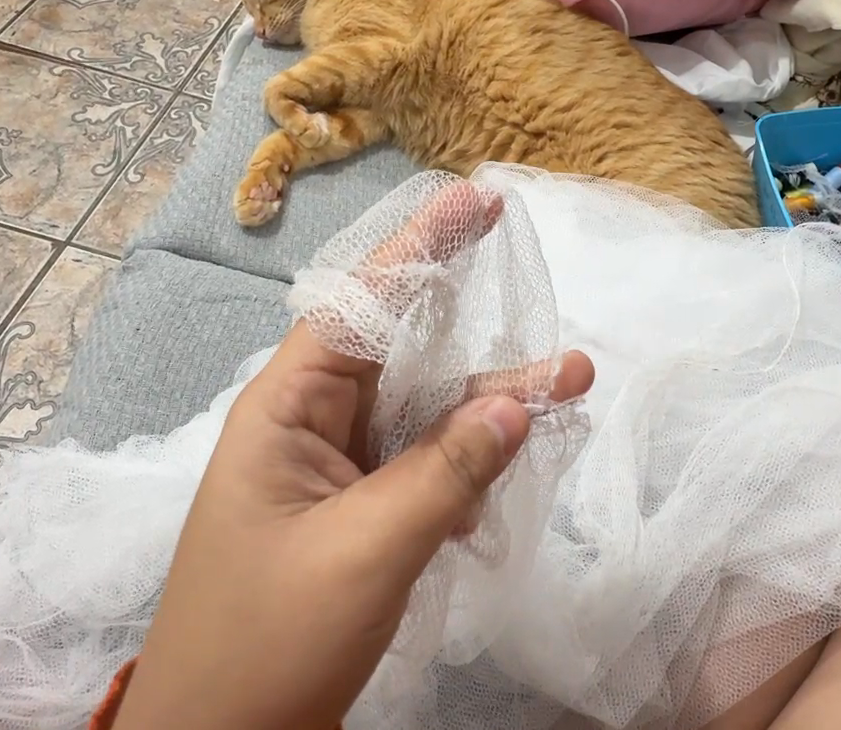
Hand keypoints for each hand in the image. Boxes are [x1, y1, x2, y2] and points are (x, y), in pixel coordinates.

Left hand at [118, 184, 593, 729]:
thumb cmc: (269, 640)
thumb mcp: (364, 551)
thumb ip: (444, 472)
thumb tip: (520, 402)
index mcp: (287, 406)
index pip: (359, 304)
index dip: (418, 247)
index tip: (474, 200)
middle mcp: (312, 419)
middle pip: (399, 345)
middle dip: (463, 307)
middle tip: (519, 248)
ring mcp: (338, 464)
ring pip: (423, 407)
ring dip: (490, 395)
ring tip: (572, 377)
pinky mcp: (361, 505)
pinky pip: (425, 459)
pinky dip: (472, 454)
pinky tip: (518, 452)